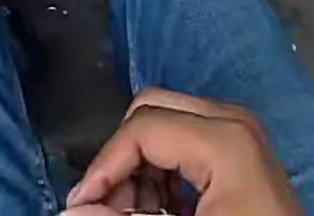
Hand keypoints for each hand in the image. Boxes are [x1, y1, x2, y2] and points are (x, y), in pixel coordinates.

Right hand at [63, 89, 302, 215]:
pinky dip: (164, 171)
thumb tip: (71, 212)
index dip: (104, 166)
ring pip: (167, 122)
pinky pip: (187, 138)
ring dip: (141, 168)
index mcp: (224, 137)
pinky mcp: (242, 149)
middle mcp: (232, 120)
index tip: (78, 210)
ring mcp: (240, 131)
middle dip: (122, 161)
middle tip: (107, 213)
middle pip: (152, 109)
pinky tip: (161, 213)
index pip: (143, 127)